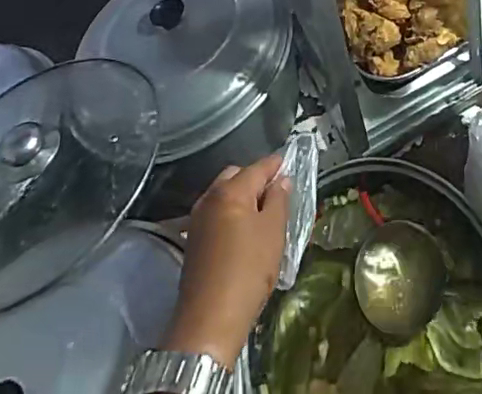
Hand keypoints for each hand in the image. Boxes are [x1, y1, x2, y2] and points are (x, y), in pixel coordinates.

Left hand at [161, 152, 291, 365]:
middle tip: (277, 191)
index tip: (289, 163)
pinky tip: (242, 230)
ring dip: (242, 196)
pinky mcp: (192, 240)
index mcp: (231, 191)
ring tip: (262, 212)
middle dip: (256, 178)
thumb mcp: (273, 232)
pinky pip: (215, 213)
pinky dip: (230, 212)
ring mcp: (197, 219)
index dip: (276, 164)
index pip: (258, 167)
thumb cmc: (248, 270)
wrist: (209, 320)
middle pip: (236, 176)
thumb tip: (281, 180)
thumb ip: (279, 200)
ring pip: (223, 194)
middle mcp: (209, 198)